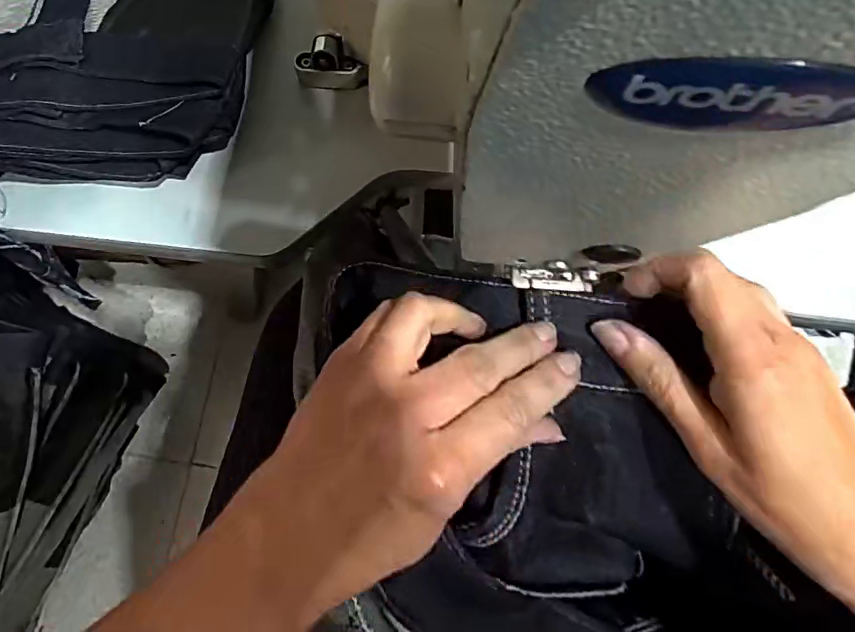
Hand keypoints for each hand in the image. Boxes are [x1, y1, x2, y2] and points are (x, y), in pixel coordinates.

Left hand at [100, 292, 579, 630]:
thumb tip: (548, 424)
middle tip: (545, 334)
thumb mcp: (442, 510)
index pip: (509, 409)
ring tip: (477, 329)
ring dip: (459, 316)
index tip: (569, 363)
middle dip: (522, 346)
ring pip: (424, 318)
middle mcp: (406, 410)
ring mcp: (369, 378)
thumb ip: (493, 455)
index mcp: (437, 464)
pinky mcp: (342, 361)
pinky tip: (428, 329)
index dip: (546, 383)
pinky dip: (413, 316)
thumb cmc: (370, 537)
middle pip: (479, 363)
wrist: (286, 532)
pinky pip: (385, 317)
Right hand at [591, 251, 854, 631]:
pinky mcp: (809, 358)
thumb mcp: (707, 444)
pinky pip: (758, 310)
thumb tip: (613, 332)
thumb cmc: (792, 502)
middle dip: (670, 277)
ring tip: (663, 324)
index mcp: (752, 354)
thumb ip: (658, 378)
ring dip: (697, 291)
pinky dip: (722, 310)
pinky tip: (705, 349)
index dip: (657, 269)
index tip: (629, 292)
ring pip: (739, 287)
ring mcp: (799, 345)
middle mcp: (780, 337)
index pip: (702, 271)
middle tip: (638, 306)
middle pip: (718, 271)